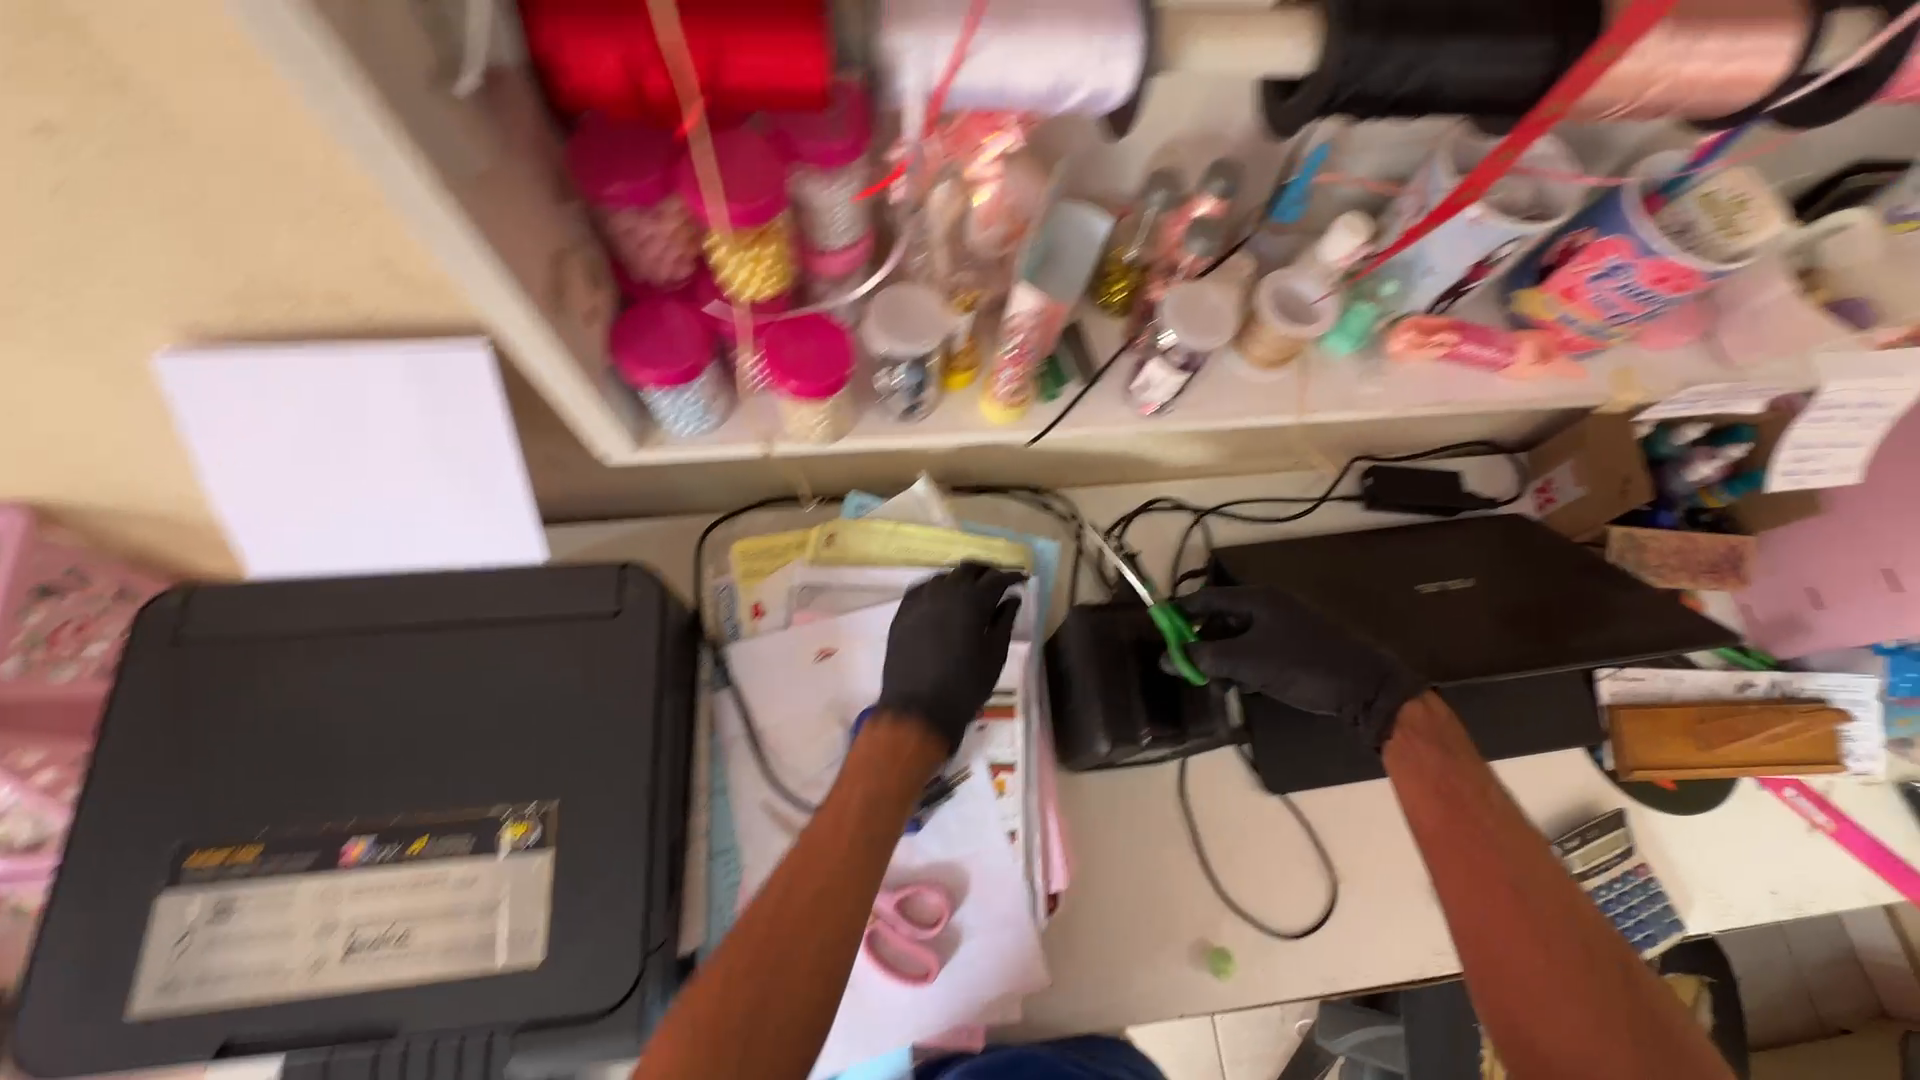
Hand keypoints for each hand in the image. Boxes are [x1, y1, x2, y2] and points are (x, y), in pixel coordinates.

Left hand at [877, 562, 1024, 754]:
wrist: (918, 708)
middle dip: (986, 571)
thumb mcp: (995, 655)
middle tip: (998, 582)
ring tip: (972, 592)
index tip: (1021, 579)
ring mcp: (920, 600)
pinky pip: (922, 589)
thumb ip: (1004, 621)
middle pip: (969, 569)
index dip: (1011, 576)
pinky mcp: (902, 612)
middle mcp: (945, 591)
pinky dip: (938, 588)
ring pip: (945, 577)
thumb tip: (1012, 598)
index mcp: (972, 600)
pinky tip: (943, 600)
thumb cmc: (965, 685)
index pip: (996, 578)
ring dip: (961, 579)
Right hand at [1183, 586, 1426, 751]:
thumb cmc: (1302, 665)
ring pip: (1240, 638)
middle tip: (1190, 668)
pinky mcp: (1298, 647)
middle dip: (1203, 644)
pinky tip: (1245, 687)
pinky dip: (1246, 666)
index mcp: (1257, 598)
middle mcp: (1270, 605)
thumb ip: (1204, 657)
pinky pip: (1259, 650)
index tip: (1158, 631)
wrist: (1366, 687)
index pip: (1205, 598)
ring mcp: (1286, 626)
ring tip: (1218, 686)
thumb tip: (1166, 658)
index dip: (1179, 614)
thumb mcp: (1247, 662)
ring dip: (1224, 660)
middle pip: (1221, 619)